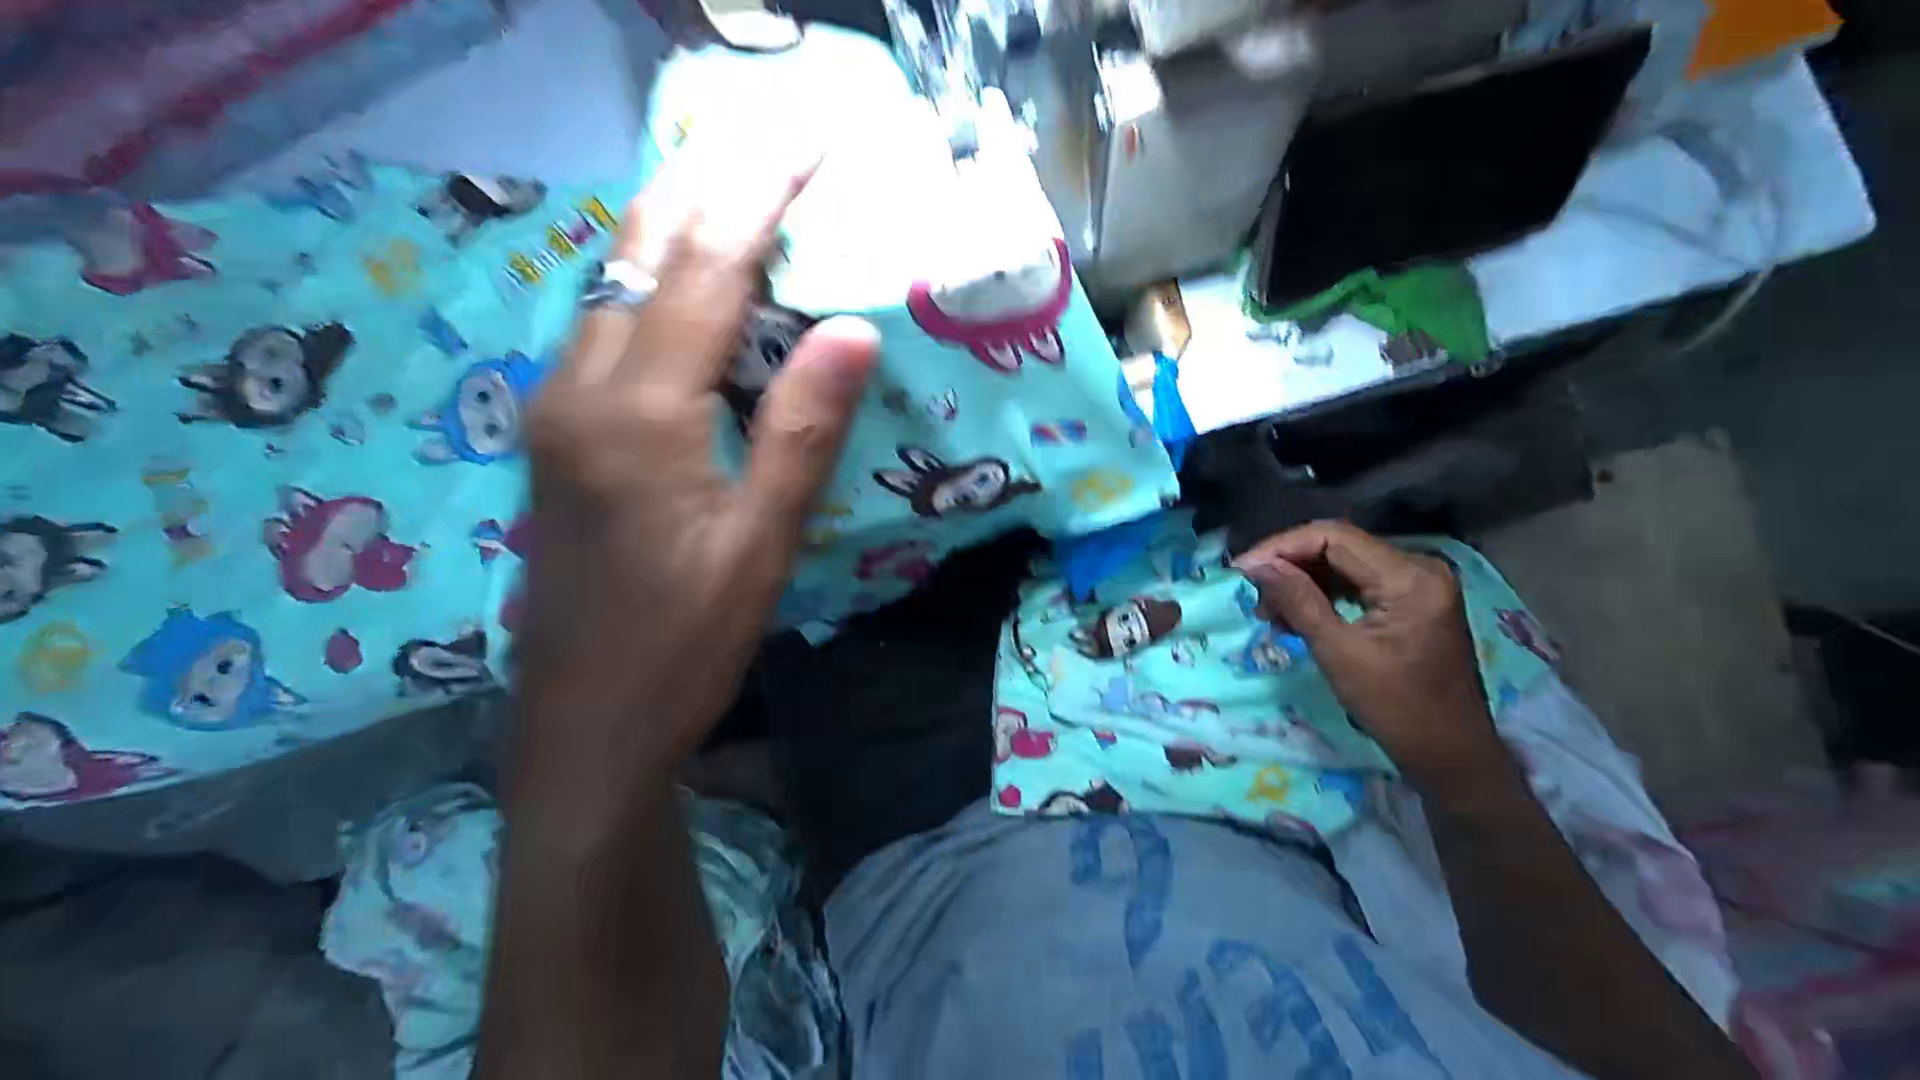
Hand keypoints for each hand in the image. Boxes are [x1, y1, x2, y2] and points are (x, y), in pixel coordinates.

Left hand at [516, 160, 877, 784]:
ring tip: (739, 193)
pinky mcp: (555, 436)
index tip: (806, 143)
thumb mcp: (762, 542)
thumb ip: (802, 430)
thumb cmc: (685, 642)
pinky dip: (650, 288)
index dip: (756, 197)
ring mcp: (554, 410)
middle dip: (705, 187)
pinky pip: (603, 332)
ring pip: (611, 287)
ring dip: (673, 231)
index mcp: (637, 414)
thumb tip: (853, 328)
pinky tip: (688, 287)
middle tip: (771, 146)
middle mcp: (579, 389)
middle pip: (638, 254)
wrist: (584, 724)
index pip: (701, 271)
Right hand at [1235, 521, 1511, 792]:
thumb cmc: (1395, 707)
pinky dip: (1322, 593)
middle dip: (1288, 564)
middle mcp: (1419, 567)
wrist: (1450, 752)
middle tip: (1251, 593)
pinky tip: (1294, 614)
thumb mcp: (1337, 652)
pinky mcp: (1411, 599)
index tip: (1242, 570)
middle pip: (1337, 545)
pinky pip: (1356, 581)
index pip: (1333, 537)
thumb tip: (1255, 566)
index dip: (1280, 547)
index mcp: (1409, 578)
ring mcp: (1418, 582)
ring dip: (1301, 580)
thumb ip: (1297, 600)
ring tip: (1268, 610)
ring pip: (1343, 562)